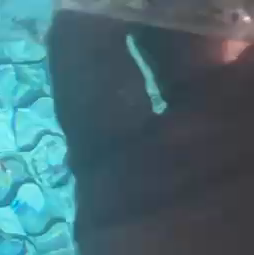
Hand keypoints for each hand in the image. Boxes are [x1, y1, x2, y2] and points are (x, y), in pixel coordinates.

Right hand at [47, 15, 253, 254]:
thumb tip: (235, 46)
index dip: (238, 1)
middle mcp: (251, 106)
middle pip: (222, 24)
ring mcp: (182, 142)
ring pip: (160, 53)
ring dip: (142, 12)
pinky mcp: (113, 183)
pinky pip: (95, 112)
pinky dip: (81, 67)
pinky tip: (73, 19)